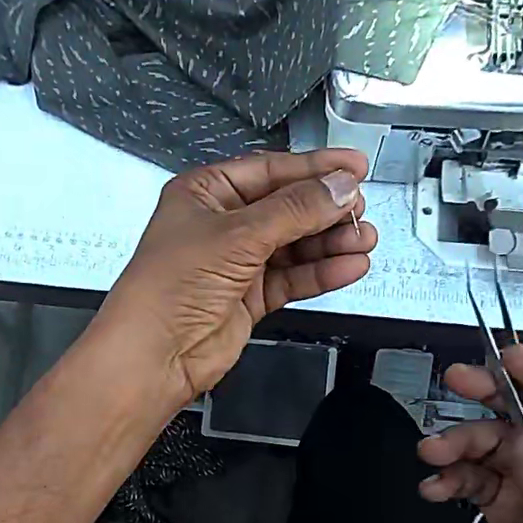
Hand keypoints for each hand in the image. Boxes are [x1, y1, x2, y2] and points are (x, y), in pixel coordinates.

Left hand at [97, 149, 377, 403]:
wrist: (157, 354)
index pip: (271, 170)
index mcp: (207, 193)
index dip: (315, 168)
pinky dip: (323, 272)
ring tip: (364, 239)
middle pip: (289, 208)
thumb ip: (295, 210)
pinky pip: (296, 277)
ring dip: (332, 242)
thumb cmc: (171, 287)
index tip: (354, 168)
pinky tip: (350, 266)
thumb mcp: (238, 235)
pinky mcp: (253, 296)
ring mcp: (240, 262)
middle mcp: (225, 224)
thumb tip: (339, 189)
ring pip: (297, 245)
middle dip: (328, 209)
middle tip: (361, 209)